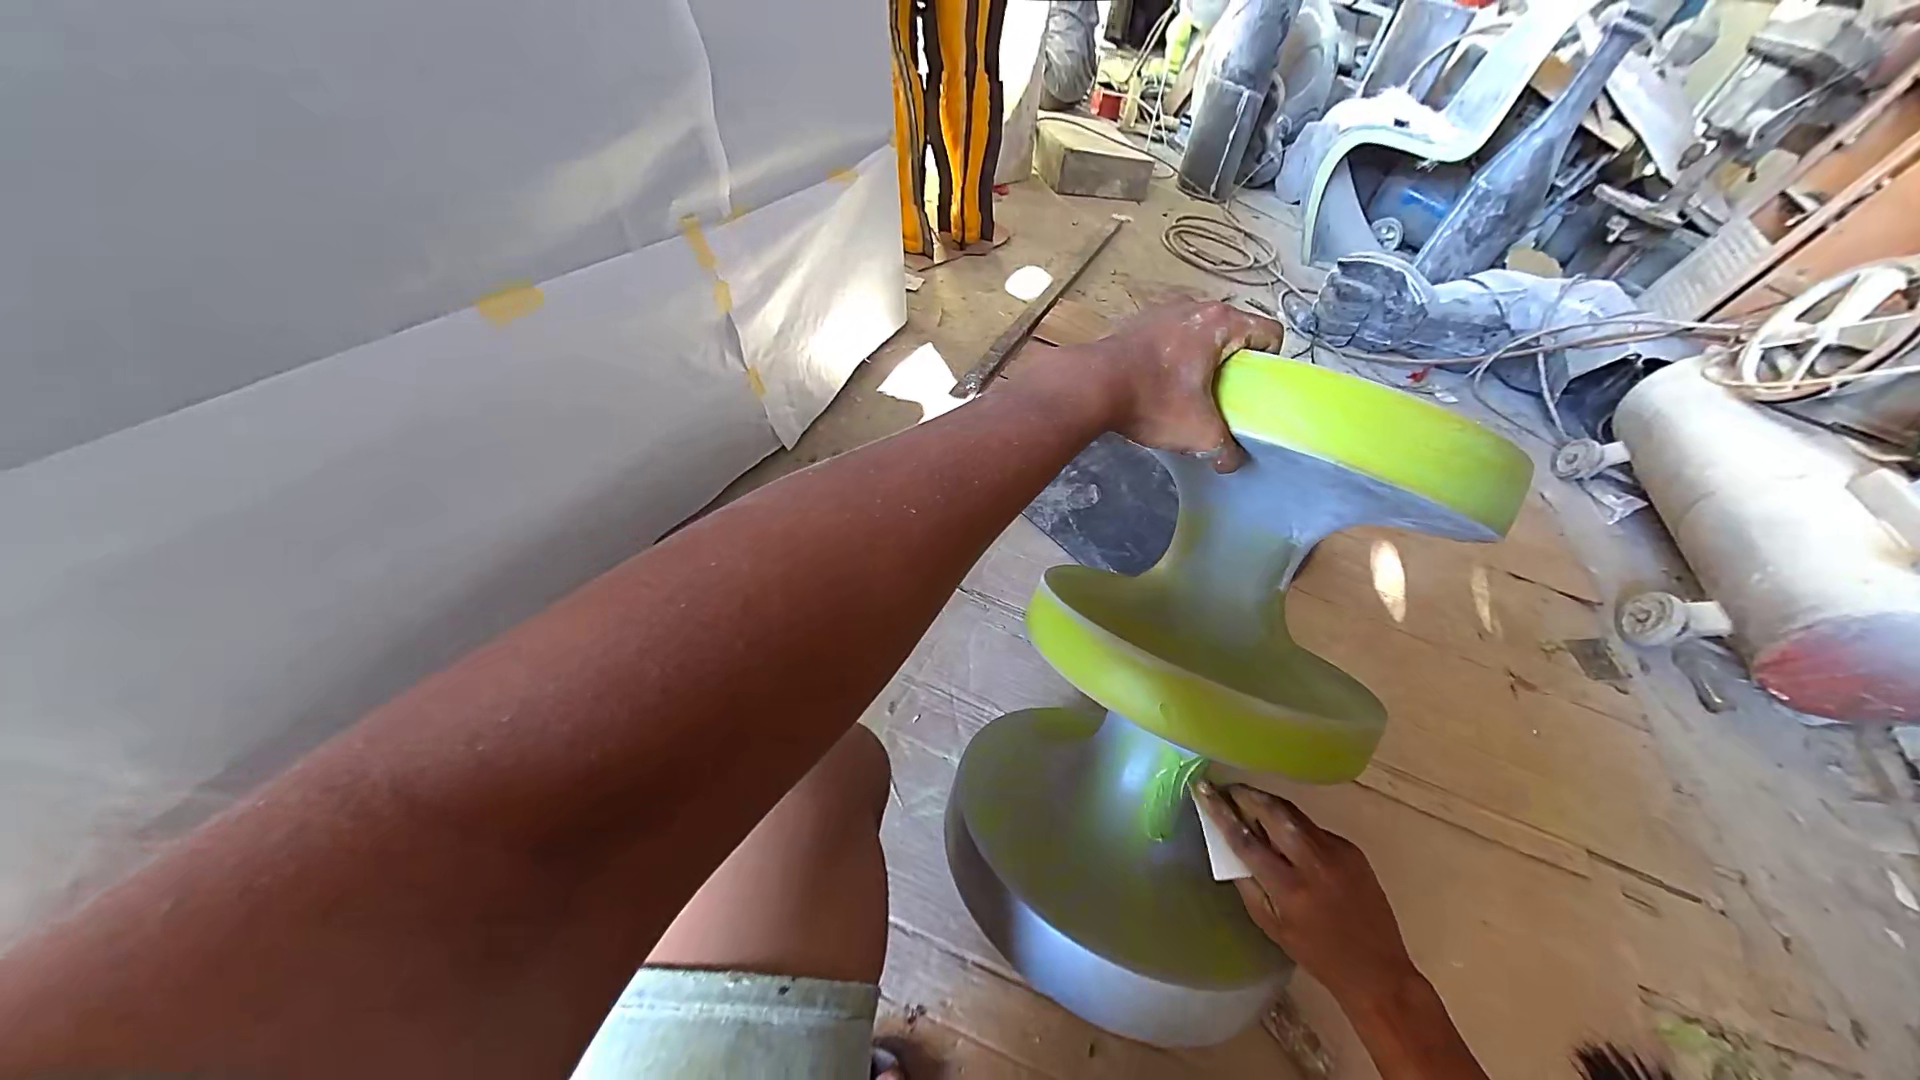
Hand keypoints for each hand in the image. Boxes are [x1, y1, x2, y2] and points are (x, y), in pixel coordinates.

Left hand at [1020, 302, 1282, 472]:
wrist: (1089, 387)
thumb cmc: (1151, 401)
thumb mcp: (1198, 433)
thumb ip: (1224, 449)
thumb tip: (1230, 461)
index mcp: (1220, 322)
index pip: (1270, 332)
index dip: (1270, 363)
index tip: (1254, 389)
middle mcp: (1193, 306)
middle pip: (1232, 333)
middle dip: (1231, 364)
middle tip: (1221, 396)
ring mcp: (1161, 311)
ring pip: (1197, 335)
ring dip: (1198, 361)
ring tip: (1186, 393)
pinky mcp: (1134, 324)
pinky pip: (1167, 339)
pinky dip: (1169, 359)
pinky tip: (1156, 385)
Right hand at [1194, 781, 1417, 1001]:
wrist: (1377, 970)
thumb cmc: (1314, 952)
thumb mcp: (1269, 923)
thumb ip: (1246, 879)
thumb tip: (1227, 841)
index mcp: (1288, 888)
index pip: (1245, 838)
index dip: (1220, 810)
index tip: (1202, 788)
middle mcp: (1314, 863)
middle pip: (1273, 812)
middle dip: (1246, 795)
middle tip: (1227, 789)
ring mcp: (1337, 853)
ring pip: (1293, 813)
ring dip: (1267, 802)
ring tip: (1249, 801)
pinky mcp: (1352, 849)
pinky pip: (1312, 828)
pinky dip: (1293, 825)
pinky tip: (1286, 836)